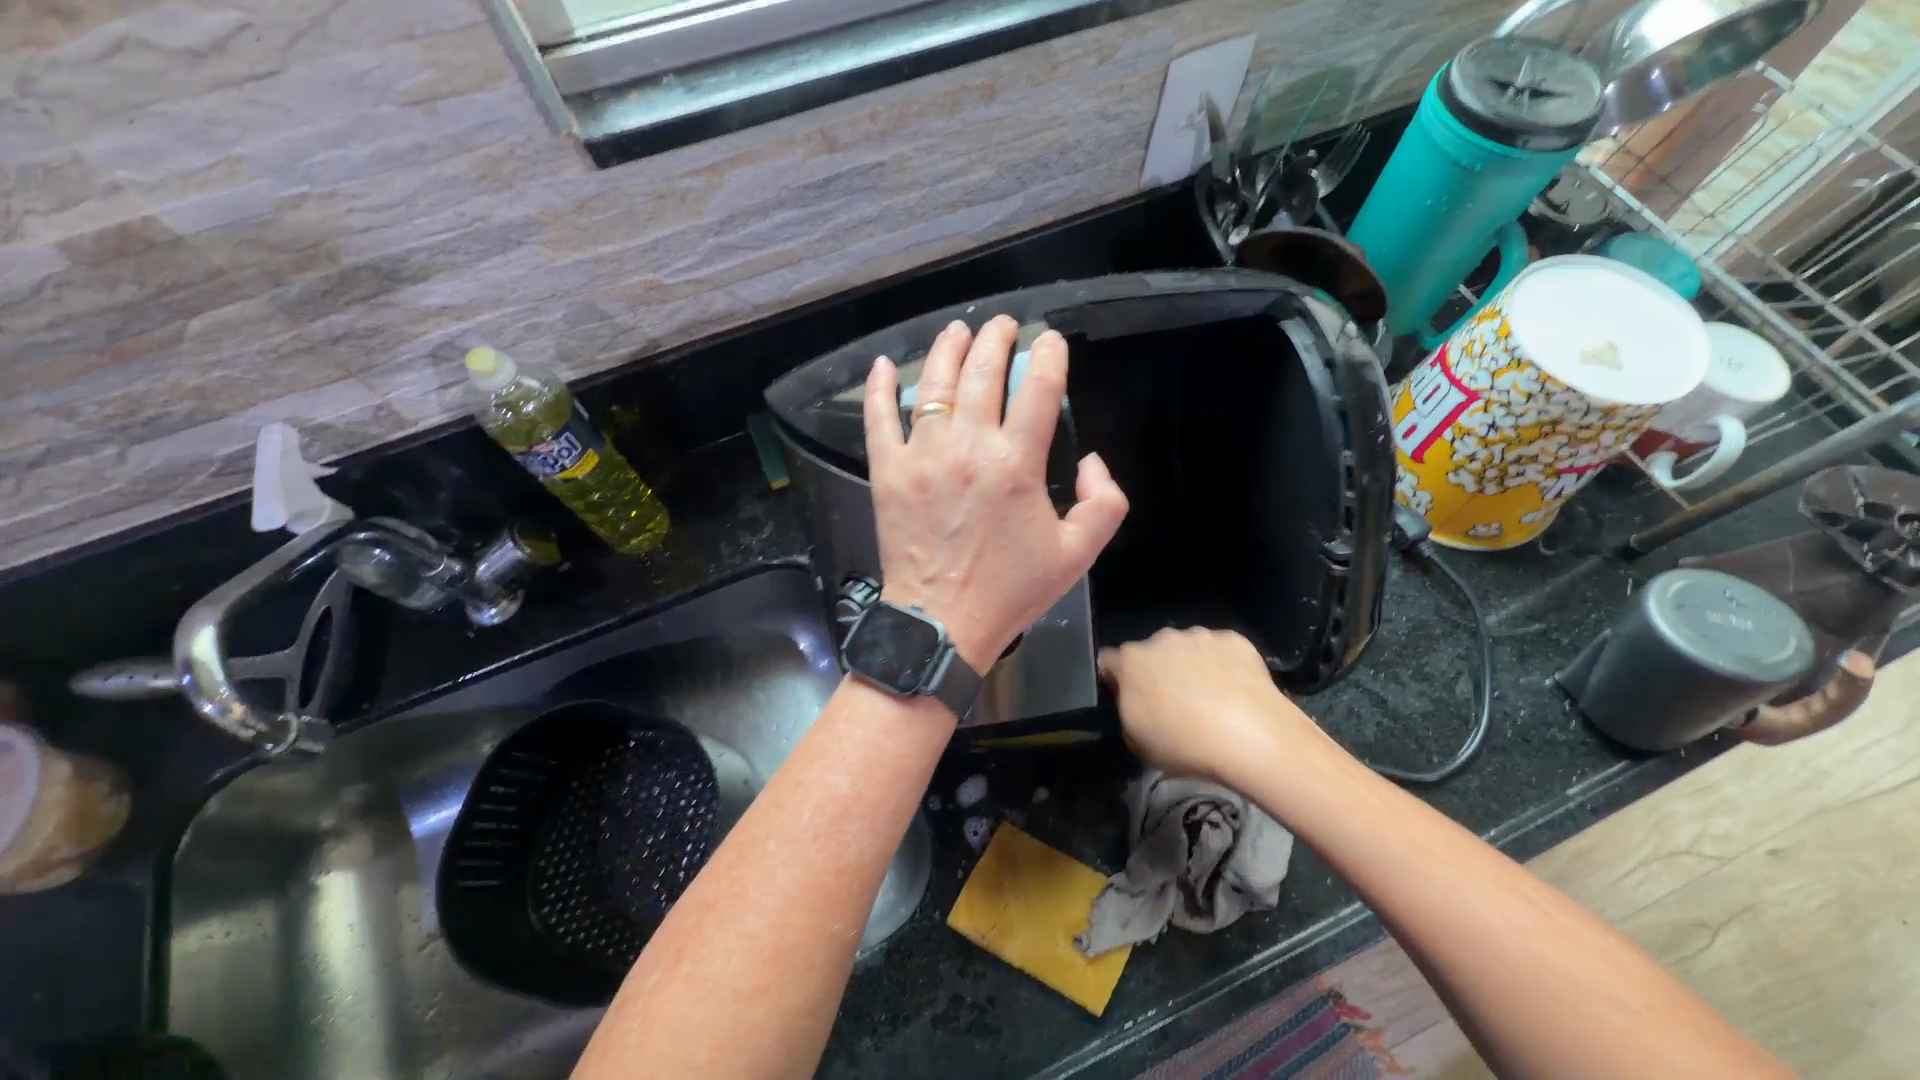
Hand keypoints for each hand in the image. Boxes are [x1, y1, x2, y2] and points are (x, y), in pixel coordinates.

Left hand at [864, 315, 1128, 670]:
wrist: (942, 623)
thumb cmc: (1012, 590)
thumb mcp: (1079, 554)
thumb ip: (1104, 502)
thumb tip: (1091, 460)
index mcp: (1017, 464)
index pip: (1038, 389)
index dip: (1048, 356)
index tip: (1050, 340)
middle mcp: (969, 447)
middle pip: (983, 373)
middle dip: (997, 339)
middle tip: (1003, 325)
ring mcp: (922, 456)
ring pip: (935, 384)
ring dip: (949, 349)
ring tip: (959, 330)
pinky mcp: (888, 472)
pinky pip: (878, 419)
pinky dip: (880, 388)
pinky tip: (885, 364)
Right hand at [1099, 628, 1317, 782]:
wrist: (1250, 735)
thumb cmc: (1184, 743)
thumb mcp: (1136, 741)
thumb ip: (1128, 711)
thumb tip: (1135, 700)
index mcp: (1131, 661)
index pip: (1109, 662)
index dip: (1116, 679)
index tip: (1127, 698)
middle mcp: (1161, 639)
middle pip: (1151, 652)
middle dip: (1157, 670)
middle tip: (1173, 702)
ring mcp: (1200, 635)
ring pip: (1187, 648)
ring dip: (1190, 665)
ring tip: (1210, 698)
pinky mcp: (1234, 639)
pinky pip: (1221, 650)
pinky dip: (1223, 665)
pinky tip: (1235, 691)